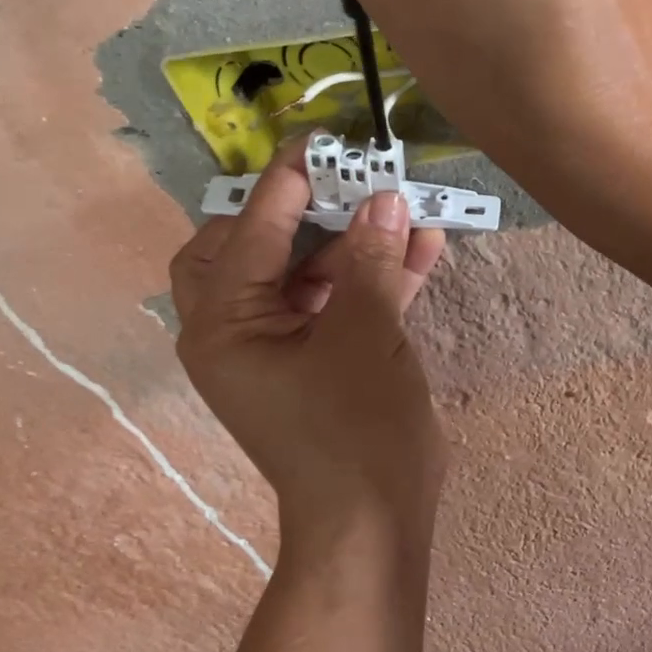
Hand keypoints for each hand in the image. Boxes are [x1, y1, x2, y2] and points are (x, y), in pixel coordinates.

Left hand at [171, 140, 448, 533]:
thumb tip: (387, 200)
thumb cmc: (353, 424)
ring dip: (355, 240)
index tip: (318, 141)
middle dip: (302, 210)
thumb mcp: (364, 334)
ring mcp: (289, 344)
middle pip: (255, 248)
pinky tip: (427, 246)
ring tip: (403, 205)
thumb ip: (373, 263)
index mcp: (225, 326)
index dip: (285, 184)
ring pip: (311, 271)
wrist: (376, 510)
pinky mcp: (332, 356)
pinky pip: (348, 301)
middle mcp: (243, 329)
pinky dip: (381, 274)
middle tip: (346, 180)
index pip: (250, 235)